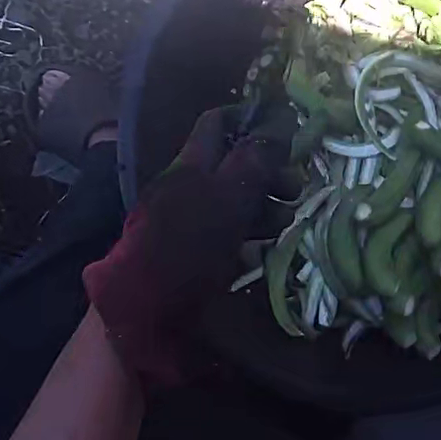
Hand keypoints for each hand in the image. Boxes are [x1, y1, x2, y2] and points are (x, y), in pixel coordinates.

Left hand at [81, 106, 288, 385]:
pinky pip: (235, 232)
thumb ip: (251, 164)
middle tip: (296, 189)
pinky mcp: (202, 253)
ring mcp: (196, 221)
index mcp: (192, 166)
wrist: (144, 318)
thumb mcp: (224, 200)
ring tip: (288, 222)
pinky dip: (257, 234)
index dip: (250, 120)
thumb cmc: (185, 250)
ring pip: (240, 200)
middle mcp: (192, 187)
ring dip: (270, 205)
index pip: (218, 123)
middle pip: (237, 164)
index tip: (286, 133)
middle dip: (271, 172)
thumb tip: (275, 131)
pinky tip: (274, 247)